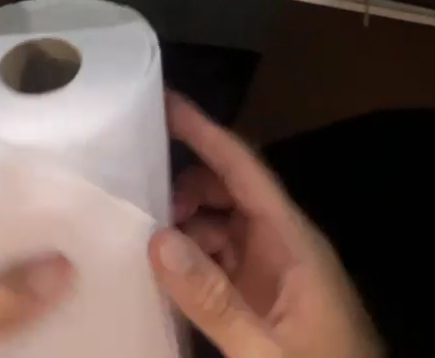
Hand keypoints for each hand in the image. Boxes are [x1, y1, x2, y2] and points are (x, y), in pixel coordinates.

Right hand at [150, 93, 380, 356]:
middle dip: (185, 185)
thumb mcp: (266, 353)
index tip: (165, 102)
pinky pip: (221, 261)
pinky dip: (191, 259)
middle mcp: (284, 247)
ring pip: (221, 225)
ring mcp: (275, 276)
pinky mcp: (264, 302)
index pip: (245, 168)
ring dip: (185, 225)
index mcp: (295, 242)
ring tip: (144, 240)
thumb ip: (213, 299)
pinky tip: (163, 275)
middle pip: (229, 190)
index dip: (206, 132)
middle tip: (139, 198)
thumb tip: (157, 238)